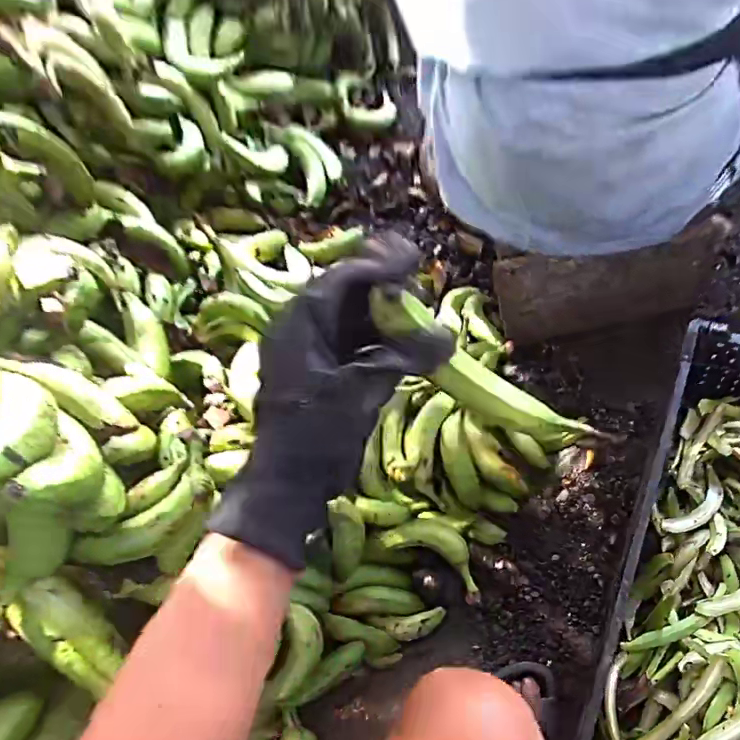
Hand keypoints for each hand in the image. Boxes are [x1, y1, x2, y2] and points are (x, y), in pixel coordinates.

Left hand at [205, 232, 452, 568]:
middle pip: (352, 297)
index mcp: (301, 323)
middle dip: (389, 292)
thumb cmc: (315, 433)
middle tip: (424, 290)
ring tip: (425, 320)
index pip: (345, 280)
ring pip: (359, 324)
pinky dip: (389, 348)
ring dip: (392, 321)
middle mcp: (307, 331)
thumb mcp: (359, 390)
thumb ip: (401, 358)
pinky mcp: (332, 378)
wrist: (292, 482)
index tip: (415, 257)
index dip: (381, 265)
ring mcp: (319, 355)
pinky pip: (363, 350)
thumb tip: (447, 337)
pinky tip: (414, 351)